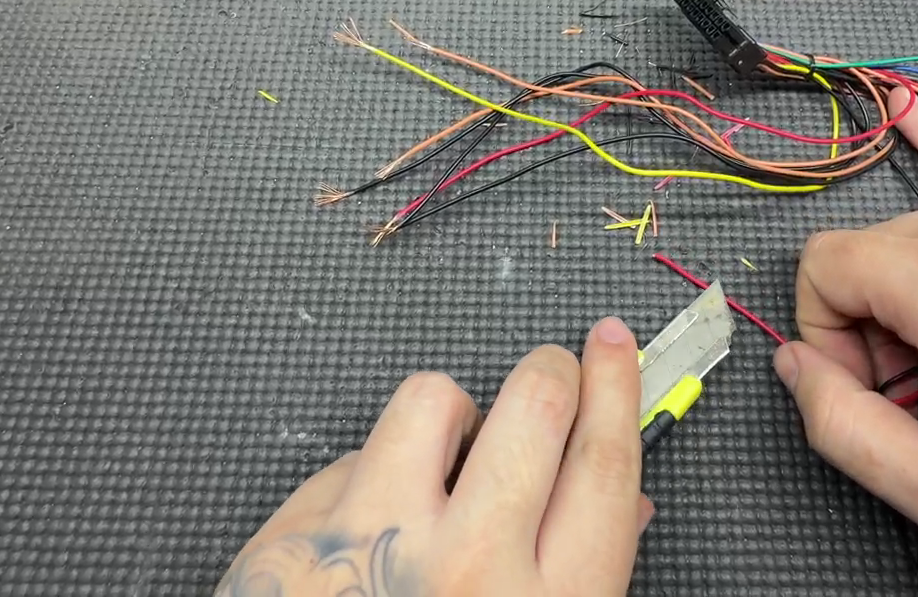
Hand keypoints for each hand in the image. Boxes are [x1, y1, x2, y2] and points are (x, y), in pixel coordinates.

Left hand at [216, 318, 648, 596]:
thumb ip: (588, 580)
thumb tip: (627, 502)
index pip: (602, 462)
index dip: (617, 387)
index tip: (614, 344)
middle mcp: (462, 574)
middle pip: (533, 406)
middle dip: (550, 371)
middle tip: (548, 376)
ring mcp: (369, 551)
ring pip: (430, 399)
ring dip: (447, 417)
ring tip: (444, 465)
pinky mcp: (290, 545)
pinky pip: (350, 459)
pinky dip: (371, 479)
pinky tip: (370, 535)